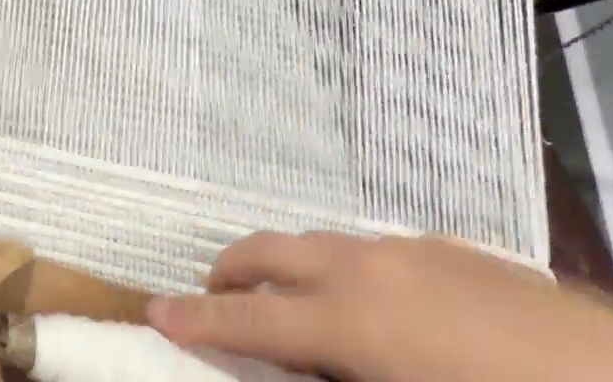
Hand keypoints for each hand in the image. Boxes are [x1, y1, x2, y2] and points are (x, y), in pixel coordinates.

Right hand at [146, 233, 612, 381]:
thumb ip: (326, 373)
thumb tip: (290, 361)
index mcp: (355, 318)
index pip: (250, 316)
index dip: (195, 317)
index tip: (152, 313)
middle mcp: (370, 267)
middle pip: (270, 251)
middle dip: (228, 271)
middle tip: (212, 300)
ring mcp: (416, 251)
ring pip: (320, 244)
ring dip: (288, 270)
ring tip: (294, 310)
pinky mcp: (461, 251)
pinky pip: (373, 251)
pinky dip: (345, 272)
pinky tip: (381, 312)